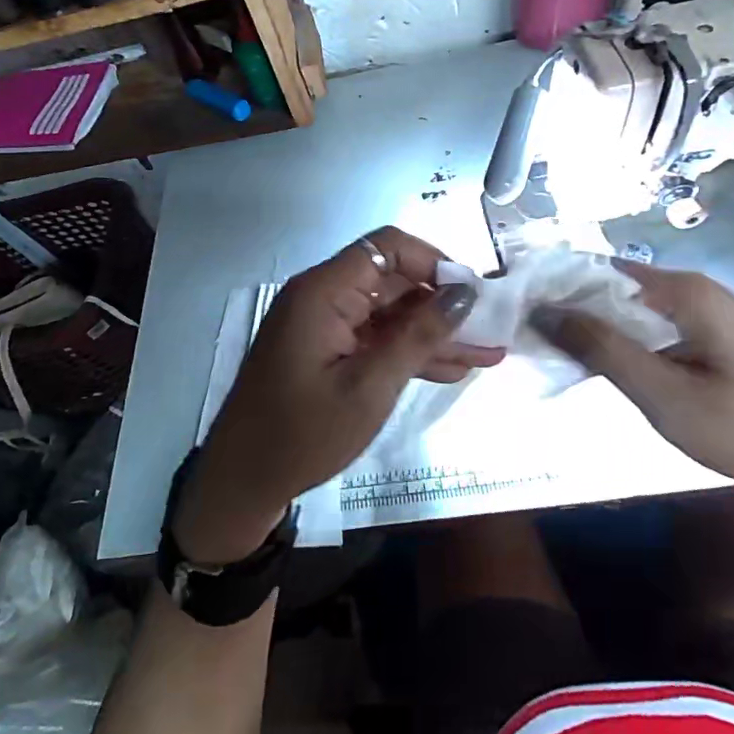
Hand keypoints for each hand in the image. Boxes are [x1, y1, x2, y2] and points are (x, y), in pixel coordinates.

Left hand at [174, 228, 504, 562]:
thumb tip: (465, 292)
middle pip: (395, 281)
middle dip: (445, 305)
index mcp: (324, 292)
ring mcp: (327, 327)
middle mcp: (324, 298)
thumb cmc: (303, 434)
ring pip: (393, 315)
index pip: (388, 247)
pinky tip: (453, 369)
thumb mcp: (371, 386)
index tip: (472, 296)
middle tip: (491, 331)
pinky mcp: (330, 353)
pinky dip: (411, 353)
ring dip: (436, 334)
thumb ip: (420, 335)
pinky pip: (378, 340)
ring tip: (487, 354)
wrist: (242, 485)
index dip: (434, 262)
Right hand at [532, 262, 733, 564]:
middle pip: (613, 287)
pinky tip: (603, 369)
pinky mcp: (714, 339)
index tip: (511, 313)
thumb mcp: (665, 394)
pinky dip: (624, 346)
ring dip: (595, 331)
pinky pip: (655, 331)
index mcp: (683, 291)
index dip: (553, 287)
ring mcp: (707, 314)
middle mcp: (694, 290)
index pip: (597, 269)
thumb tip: (544, 309)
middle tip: (524, 343)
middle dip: (569, 311)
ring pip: (632, 312)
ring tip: (550, 357)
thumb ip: (602, 349)